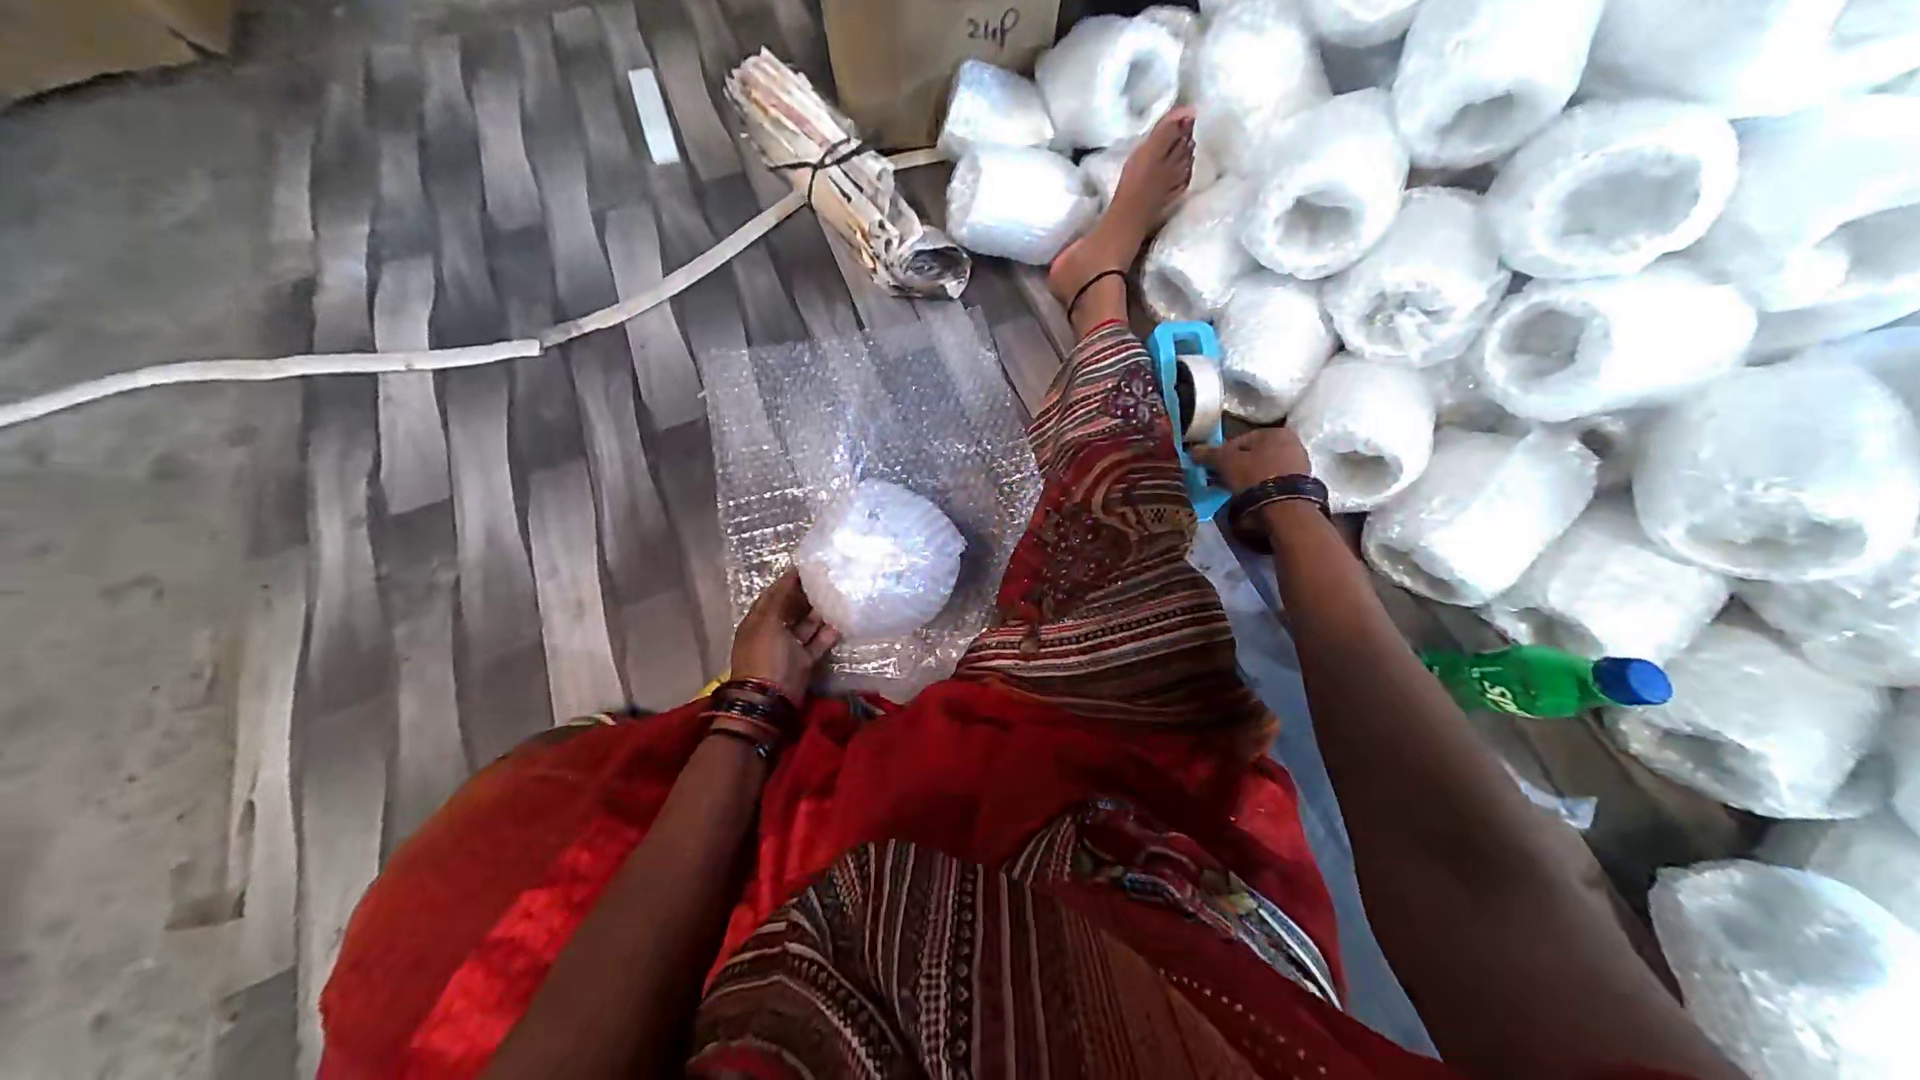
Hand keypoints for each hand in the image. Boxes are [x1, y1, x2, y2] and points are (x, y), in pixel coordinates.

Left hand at [730, 569, 839, 704]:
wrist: (770, 697)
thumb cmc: (765, 655)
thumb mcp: (768, 622)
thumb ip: (779, 599)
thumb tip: (790, 576)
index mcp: (758, 621)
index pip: (772, 595)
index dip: (786, 582)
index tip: (805, 568)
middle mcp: (772, 632)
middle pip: (790, 609)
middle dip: (806, 596)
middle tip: (826, 580)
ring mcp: (788, 648)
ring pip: (805, 627)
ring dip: (819, 614)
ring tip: (836, 598)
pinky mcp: (803, 662)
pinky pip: (816, 644)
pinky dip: (827, 635)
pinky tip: (840, 623)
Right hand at [1191, 427, 1311, 493]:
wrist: (1284, 507)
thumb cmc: (1254, 476)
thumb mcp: (1226, 463)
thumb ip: (1209, 454)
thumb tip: (1193, 450)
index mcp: (1275, 431)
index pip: (1240, 440)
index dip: (1222, 453)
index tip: (1213, 467)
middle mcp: (1292, 442)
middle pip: (1254, 454)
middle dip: (1236, 465)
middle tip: (1222, 479)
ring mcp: (1300, 463)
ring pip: (1264, 467)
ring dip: (1248, 477)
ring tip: (1235, 490)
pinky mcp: (1302, 483)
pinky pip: (1274, 480)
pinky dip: (1262, 486)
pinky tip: (1251, 496)